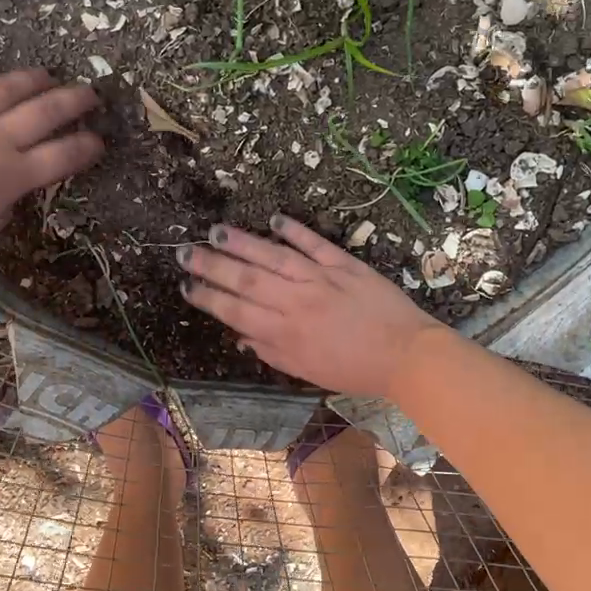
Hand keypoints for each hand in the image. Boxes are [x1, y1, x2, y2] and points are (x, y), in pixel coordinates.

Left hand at [0, 68, 103, 256]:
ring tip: (44, 73)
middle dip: (72, 101)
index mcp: (11, 174)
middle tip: (91, 92)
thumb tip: (4, 198)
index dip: (85, 147)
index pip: (60, 156)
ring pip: (2, 91)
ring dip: (27, 80)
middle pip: (43, 113)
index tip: (100, 140)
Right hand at [177, 215, 446, 397]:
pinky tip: (274, 219)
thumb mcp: (306, 371)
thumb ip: (271, 351)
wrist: (406, 355)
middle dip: (212, 265)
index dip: (207, 297)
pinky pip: (314, 243)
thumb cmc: (354, 369)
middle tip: (184, 252)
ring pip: (273, 256)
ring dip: (243, 243)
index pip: (236, 310)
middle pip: (246, 279)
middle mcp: (297, 301)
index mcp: (285, 333)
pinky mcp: (344, 264)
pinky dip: (294, 230)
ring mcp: (321, 278)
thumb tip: (238, 334)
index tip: (185, 285)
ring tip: (216, 231)